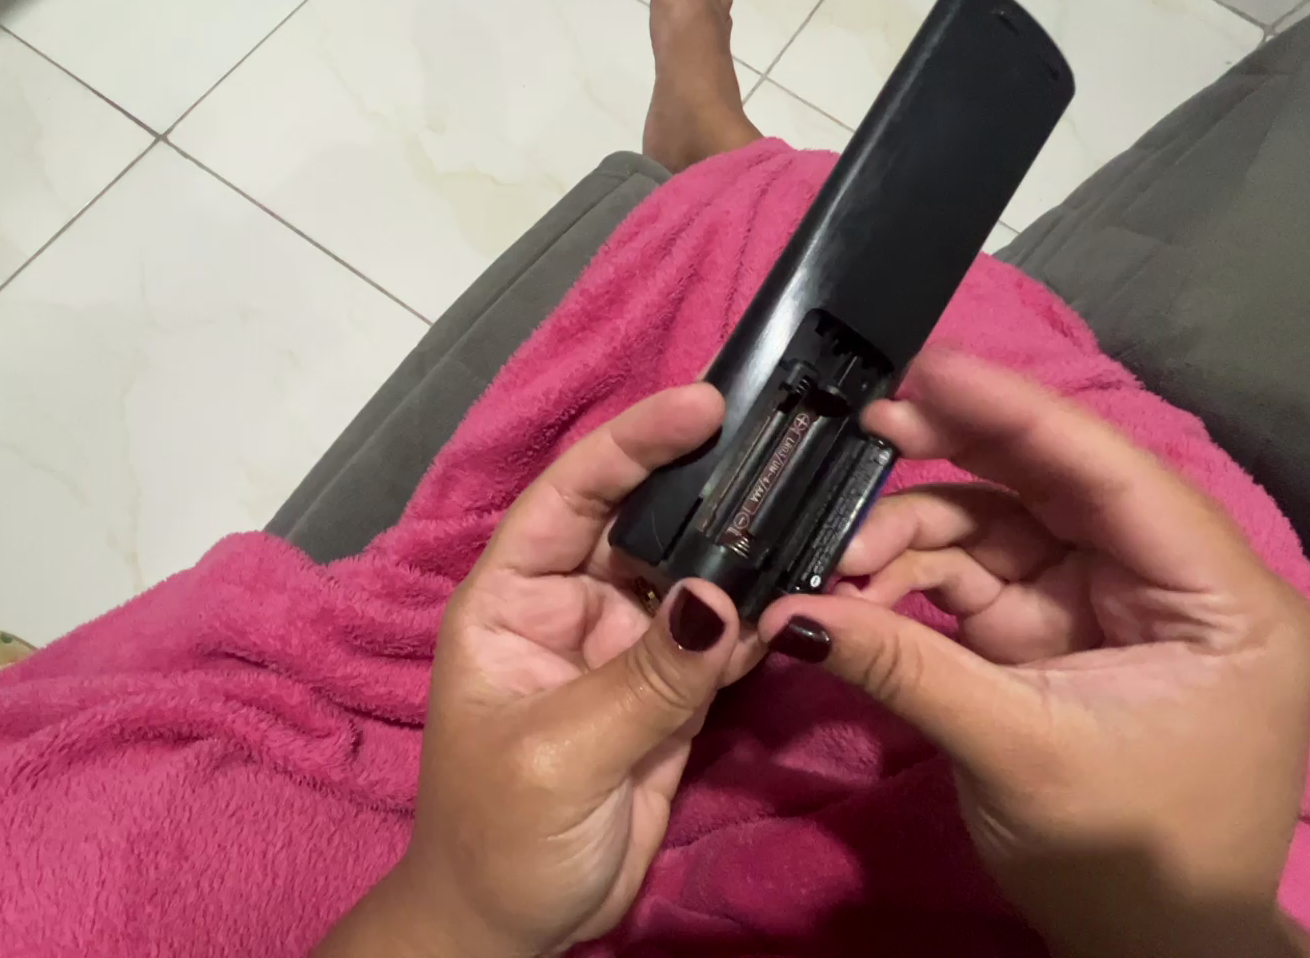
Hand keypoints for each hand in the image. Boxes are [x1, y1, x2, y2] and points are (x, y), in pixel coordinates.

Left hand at [318, 384, 761, 957]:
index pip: (571, 493)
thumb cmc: (500, 834)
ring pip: (692, 568)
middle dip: (702, 475)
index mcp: (514, 593)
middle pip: (642, 517)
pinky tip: (803, 587)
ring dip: (744, 541)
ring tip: (809, 498)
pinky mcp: (671, 679)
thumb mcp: (560, 755)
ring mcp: (627, 637)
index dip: (631, 443)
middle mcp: (572, 598)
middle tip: (775, 431)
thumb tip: (723, 598)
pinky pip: (721, 630)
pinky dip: (760, 611)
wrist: (521, 923)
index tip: (699, 404)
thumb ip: (645, 677)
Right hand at [758, 351, 1309, 957]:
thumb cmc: (1128, 855)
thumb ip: (899, 667)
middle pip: (1042, 479)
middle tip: (870, 426)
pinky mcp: (1029, 620)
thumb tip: (783, 614)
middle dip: (951, 449)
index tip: (929, 372)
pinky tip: (854, 595)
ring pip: (982, 522)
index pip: (1109, 474)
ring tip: (839, 563)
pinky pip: (955, 571)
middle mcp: (1152, 573)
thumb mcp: (1014, 751)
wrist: (1141, 947)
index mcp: (1211, 594)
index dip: (1016, 415)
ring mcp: (1083, 594)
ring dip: (903, 536)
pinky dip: (900, 579)